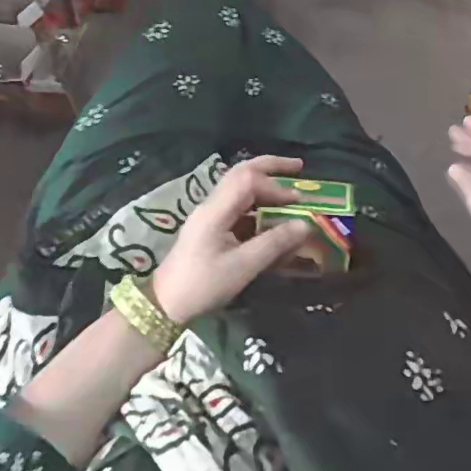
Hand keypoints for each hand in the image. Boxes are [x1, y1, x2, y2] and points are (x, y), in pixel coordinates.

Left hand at [150, 155, 309, 320]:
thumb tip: (305, 225)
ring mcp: (209, 213)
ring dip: (263, 183)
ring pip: (238, 186)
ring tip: (288, 189)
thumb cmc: (203, 285)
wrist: (165, 304)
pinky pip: (236, 204)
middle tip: (299, 166)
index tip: (299, 201)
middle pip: (241, 172)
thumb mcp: (242, 267)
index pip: (248, 181)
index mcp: (216, 210)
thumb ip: (274, 243)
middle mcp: (212, 204)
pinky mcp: (210, 225)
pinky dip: (256, 202)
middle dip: (270, 166)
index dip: (276, 187)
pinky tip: (270, 214)